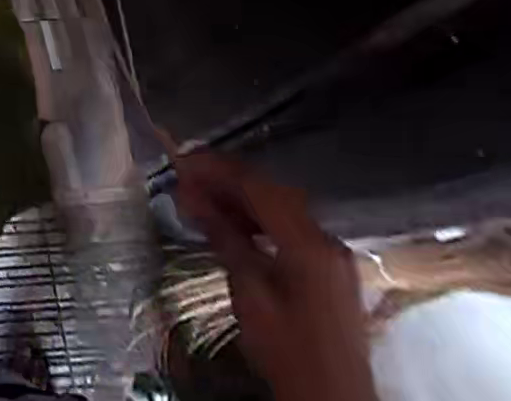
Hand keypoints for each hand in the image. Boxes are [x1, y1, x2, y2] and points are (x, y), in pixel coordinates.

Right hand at [173, 151, 375, 400]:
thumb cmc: (286, 348)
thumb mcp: (248, 291)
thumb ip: (223, 235)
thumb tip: (190, 194)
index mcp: (308, 243)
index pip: (257, 186)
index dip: (216, 168)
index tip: (181, 163)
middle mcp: (324, 240)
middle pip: (269, 192)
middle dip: (223, 180)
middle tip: (183, 180)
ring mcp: (329, 253)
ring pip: (277, 207)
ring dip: (237, 198)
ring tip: (198, 199)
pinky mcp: (326, 267)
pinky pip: (286, 226)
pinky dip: (255, 218)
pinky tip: (228, 223)